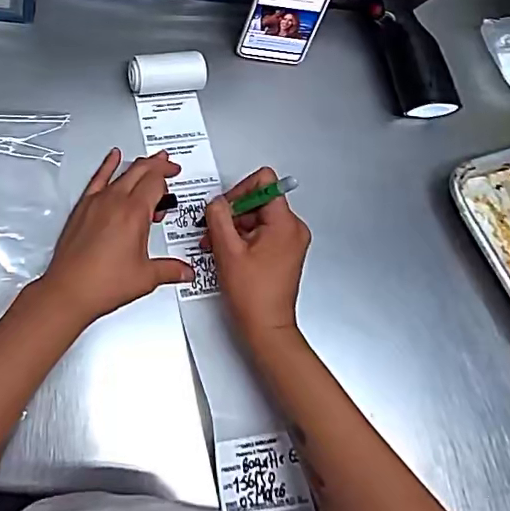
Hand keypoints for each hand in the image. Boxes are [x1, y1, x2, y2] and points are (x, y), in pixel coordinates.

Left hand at [33, 149, 192, 325]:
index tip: (174, 174)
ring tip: (149, 162)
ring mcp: (97, 202)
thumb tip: (184, 271)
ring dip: (139, 165)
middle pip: (141, 171)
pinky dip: (108, 165)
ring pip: (123, 173)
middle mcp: (115, 202)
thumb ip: (170, 269)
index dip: (167, 176)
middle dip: (157, 165)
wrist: (68, 291)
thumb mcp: (146, 277)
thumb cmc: (101, 284)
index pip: (155, 181)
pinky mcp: (84, 207)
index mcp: (134, 213)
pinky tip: (112, 157)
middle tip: (168, 166)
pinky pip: (98, 178)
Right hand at [204, 167, 309, 346]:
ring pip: (256, 216)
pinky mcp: (283, 250)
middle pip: (258, 199)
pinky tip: (228, 252)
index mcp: (285, 223)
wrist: (266, 328)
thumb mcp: (227, 249)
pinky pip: (260, 230)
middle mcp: (293, 228)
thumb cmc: (254, 297)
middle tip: (217, 230)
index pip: (264, 181)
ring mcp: (290, 240)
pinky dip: (242, 237)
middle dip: (233, 214)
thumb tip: (216, 201)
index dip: (240, 190)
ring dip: (234, 227)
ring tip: (219, 245)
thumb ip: (219, 216)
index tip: (228, 207)